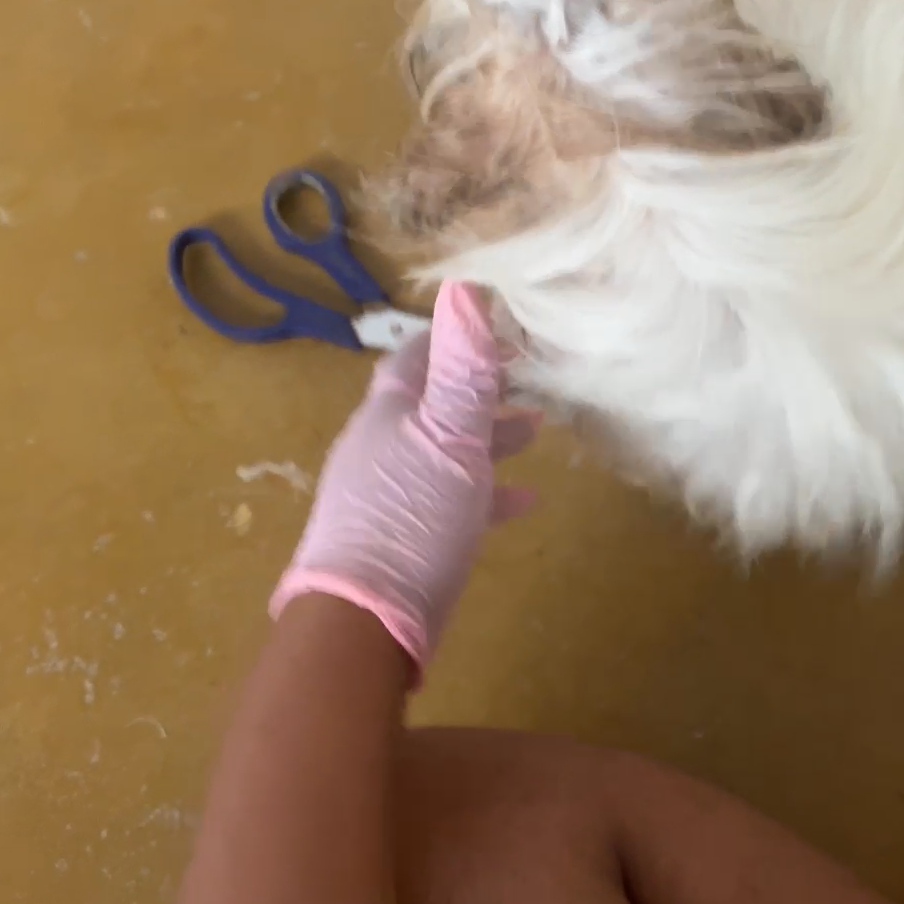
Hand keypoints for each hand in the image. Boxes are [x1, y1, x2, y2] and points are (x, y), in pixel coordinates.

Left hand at [271, 281, 537, 669]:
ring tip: (538, 430)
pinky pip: (454, 500)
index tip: (493, 325)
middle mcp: (385, 447)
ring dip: (492, 438)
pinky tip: (526, 500)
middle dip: (481, 388)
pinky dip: (489, 493)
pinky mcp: (408, 535)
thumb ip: (461, 369)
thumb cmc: (412, 514)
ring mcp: (393, 493)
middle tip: (528, 376)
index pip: (416, 359)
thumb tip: (464, 289)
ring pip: (449, 451)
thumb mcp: (448, 435)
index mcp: (389, 414)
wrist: (366, 615)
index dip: (452, 339)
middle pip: (436, 404)